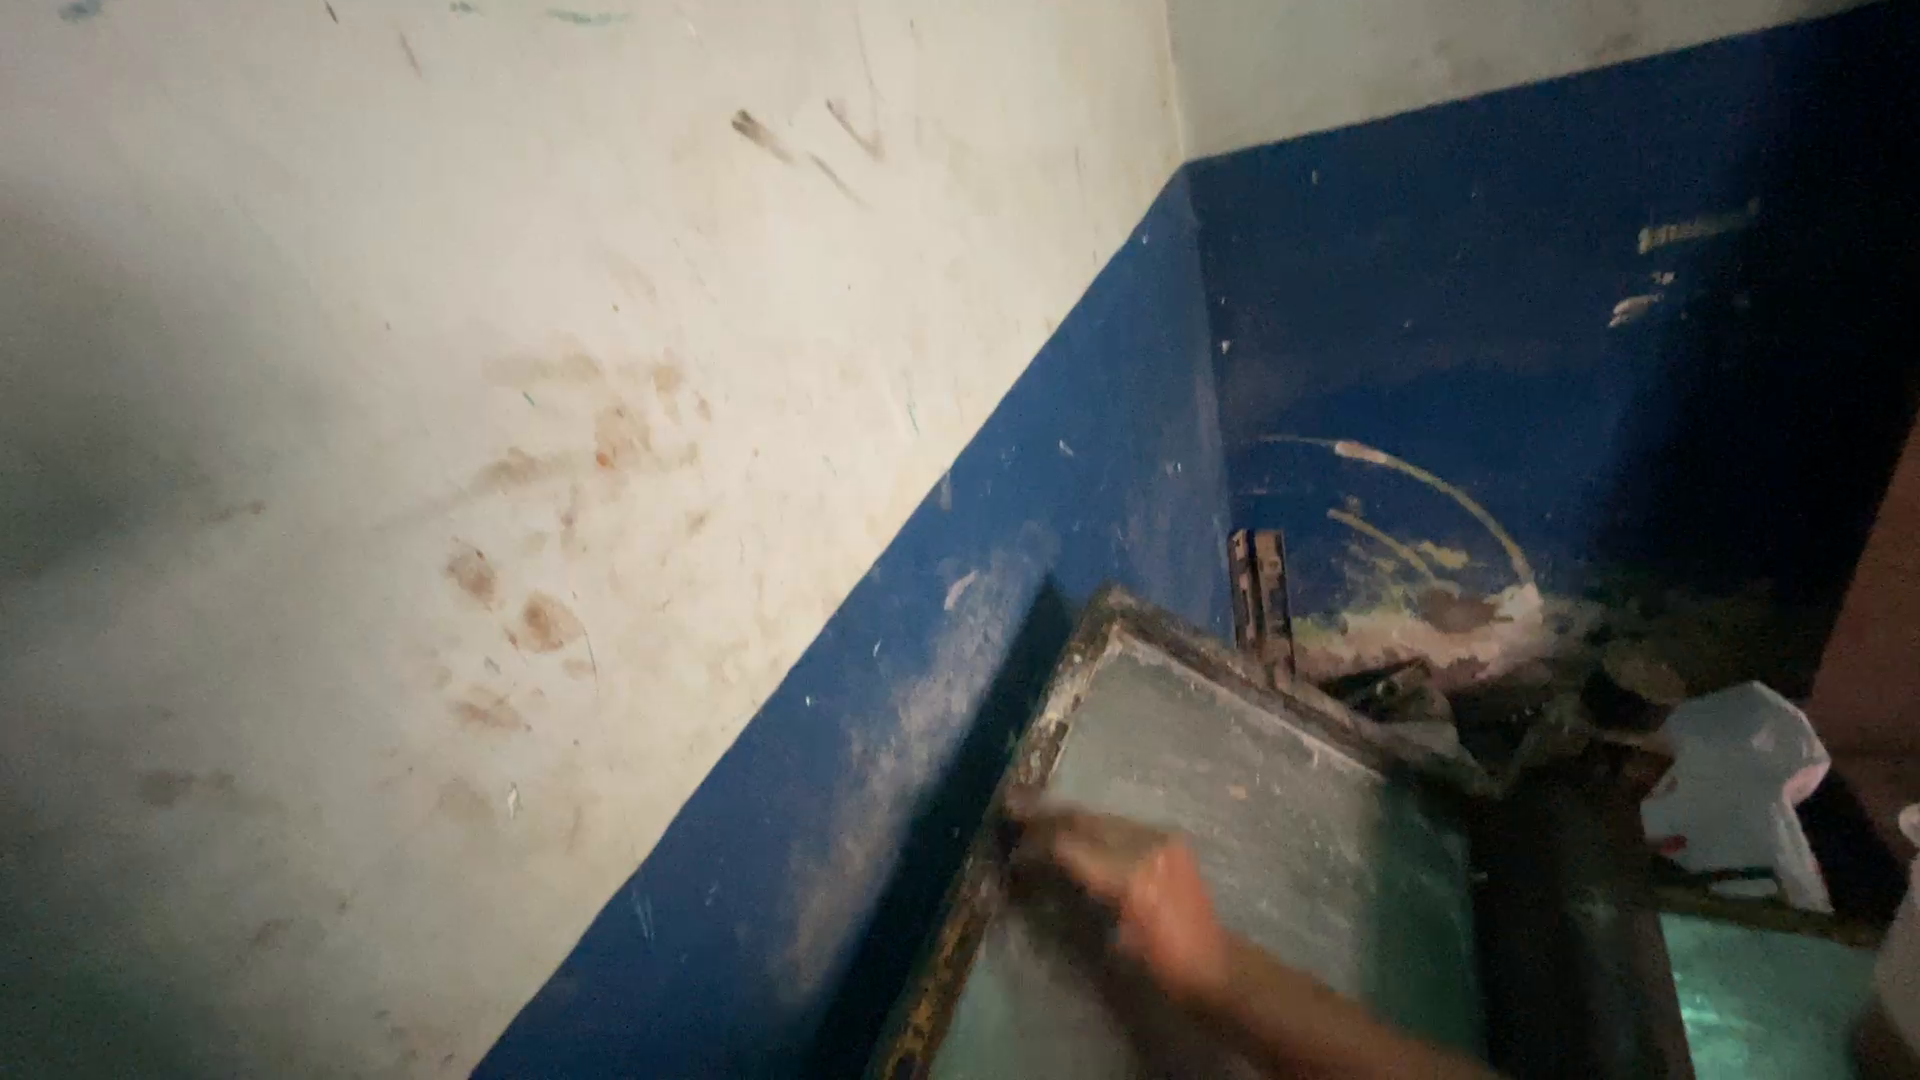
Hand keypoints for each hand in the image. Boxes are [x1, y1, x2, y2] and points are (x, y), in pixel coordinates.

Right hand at [1005, 797, 1231, 1000]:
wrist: (1215, 967)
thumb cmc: (1158, 968)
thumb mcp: (1108, 939)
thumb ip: (1074, 896)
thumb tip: (1038, 871)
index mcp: (1129, 878)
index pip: (1069, 845)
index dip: (1035, 844)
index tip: (1012, 850)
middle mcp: (1145, 845)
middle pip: (1084, 820)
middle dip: (1045, 816)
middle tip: (1011, 808)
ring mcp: (1160, 835)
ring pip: (1101, 817)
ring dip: (1068, 817)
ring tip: (1037, 813)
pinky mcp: (1169, 835)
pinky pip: (1121, 823)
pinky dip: (1096, 826)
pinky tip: (1078, 828)